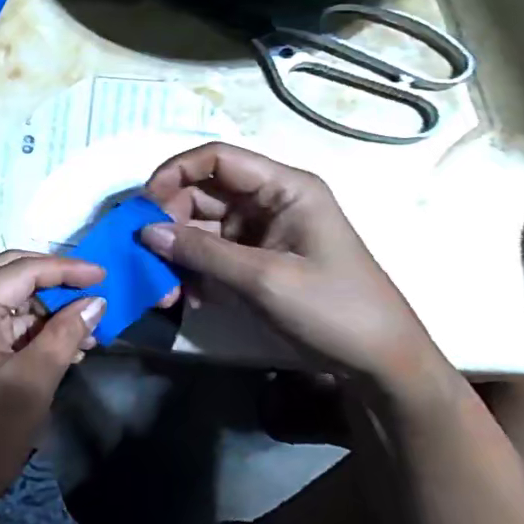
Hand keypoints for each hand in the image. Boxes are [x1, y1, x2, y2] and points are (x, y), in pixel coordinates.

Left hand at [0, 252, 105, 523]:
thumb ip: (65, 334)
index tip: (105, 276)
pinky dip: (36, 325)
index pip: (23, 269)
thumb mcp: (33, 383)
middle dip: (57, 282)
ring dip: (49, 308)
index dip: (67, 269)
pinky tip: (67, 344)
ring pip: (11, 293)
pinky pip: (4, 316)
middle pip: (14, 271)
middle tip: (96, 292)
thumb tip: (96, 301)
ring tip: (88, 331)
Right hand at [140, 143, 444, 391]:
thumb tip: (147, 232)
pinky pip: (214, 255)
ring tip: (165, 292)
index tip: (143, 205)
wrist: (380, 364)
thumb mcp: (264, 279)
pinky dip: (196, 272)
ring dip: (179, 254)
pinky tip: (188, 300)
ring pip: (204, 227)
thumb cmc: (333, 309)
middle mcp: (271, 201)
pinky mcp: (259, 262)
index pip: (218, 159)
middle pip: (205, 193)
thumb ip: (203, 253)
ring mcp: (264, 232)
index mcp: (284, 187)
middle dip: (172, 222)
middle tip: (147, 257)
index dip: (176, 173)